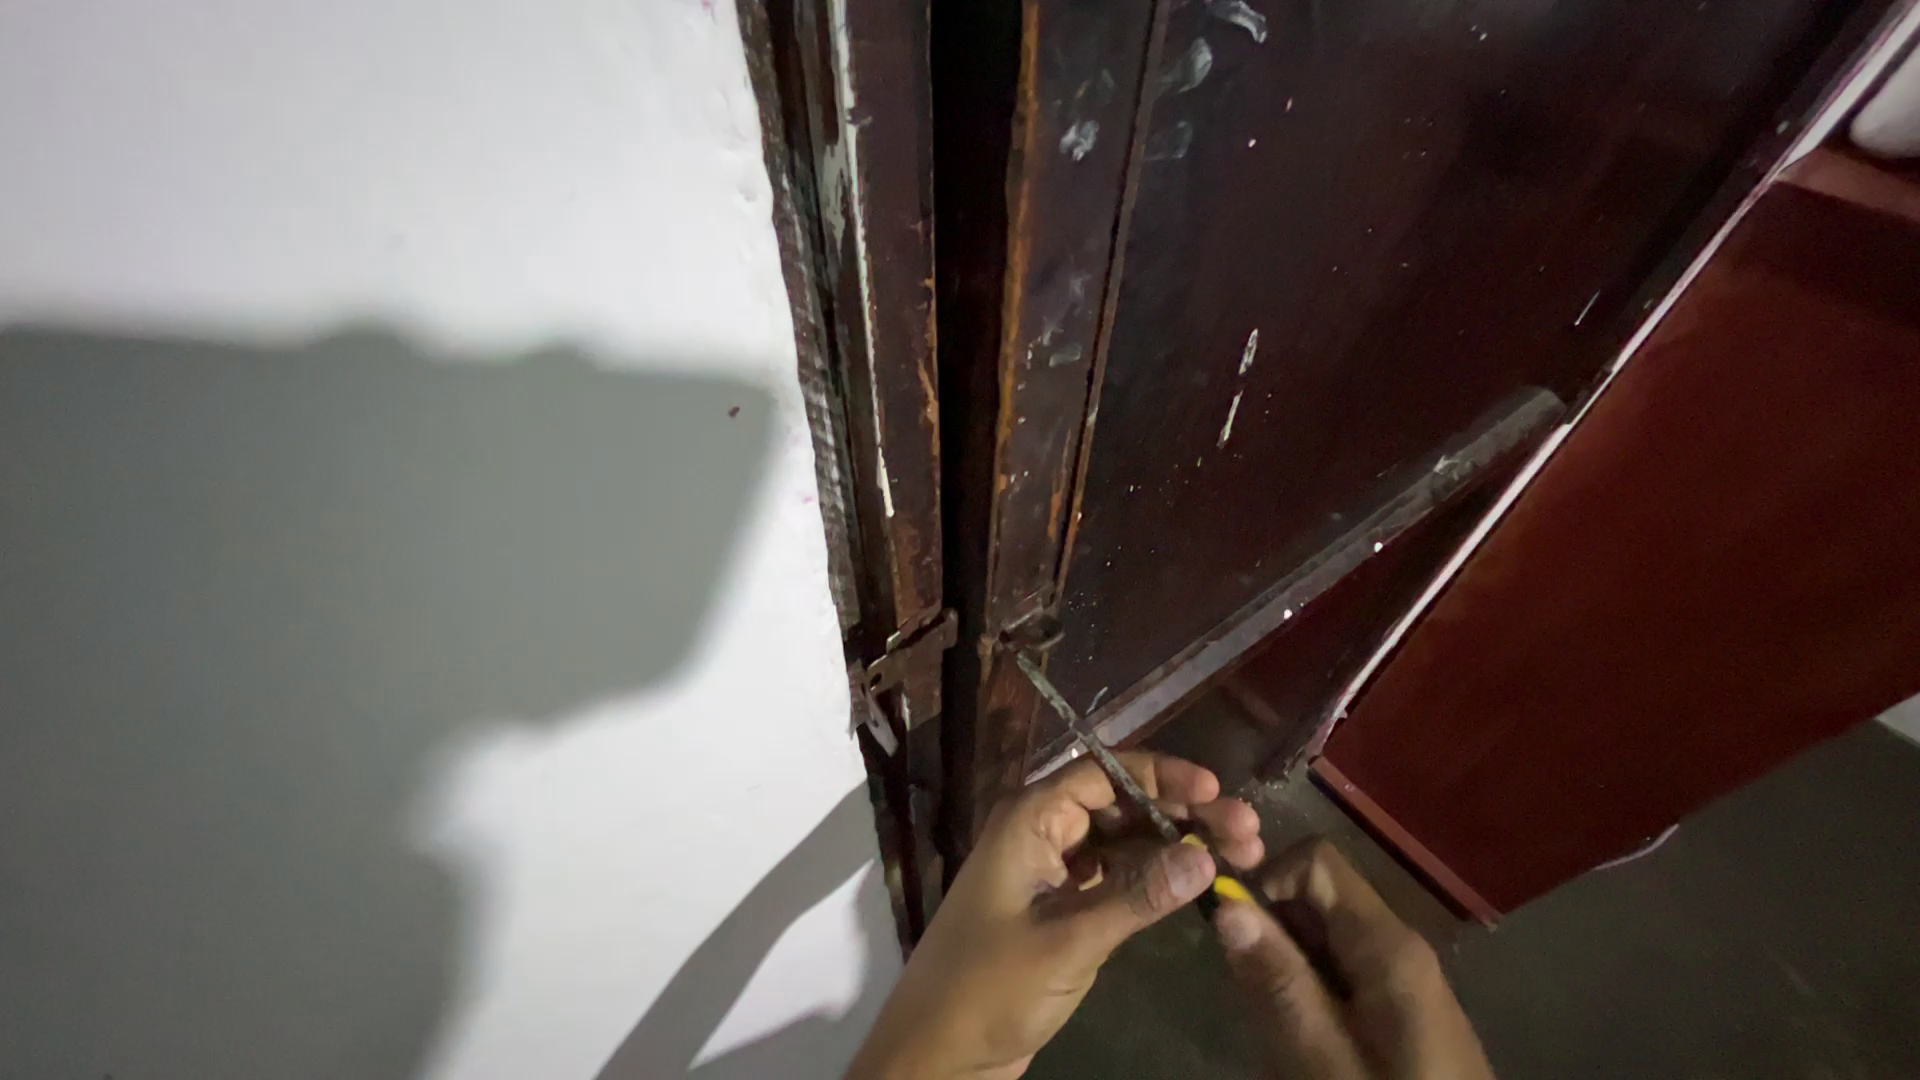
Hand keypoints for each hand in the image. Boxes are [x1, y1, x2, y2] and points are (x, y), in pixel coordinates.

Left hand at [846, 752, 1263, 1079]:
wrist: (939, 1051)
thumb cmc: (990, 984)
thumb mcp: (1069, 940)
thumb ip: (1137, 896)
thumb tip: (1205, 854)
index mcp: (1030, 818)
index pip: (1102, 774)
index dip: (1161, 775)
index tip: (1216, 787)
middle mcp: (1042, 830)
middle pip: (1120, 804)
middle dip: (1180, 810)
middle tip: (1246, 828)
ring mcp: (1053, 868)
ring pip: (1122, 839)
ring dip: (1174, 843)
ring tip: (1239, 852)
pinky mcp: (1063, 903)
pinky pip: (1114, 874)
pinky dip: (1152, 875)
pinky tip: (1194, 881)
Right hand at [1210, 838, 1494, 1079]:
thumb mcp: (1325, 1062)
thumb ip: (1278, 981)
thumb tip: (1226, 902)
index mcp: (1388, 944)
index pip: (1315, 860)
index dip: (1269, 882)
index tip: (1239, 934)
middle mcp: (1400, 944)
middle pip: (1315, 897)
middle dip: (1272, 933)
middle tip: (1255, 996)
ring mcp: (1406, 977)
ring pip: (1322, 937)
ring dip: (1286, 969)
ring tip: (1281, 1031)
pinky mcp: (1405, 1008)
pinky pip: (1341, 972)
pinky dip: (1311, 993)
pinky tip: (1311, 1045)